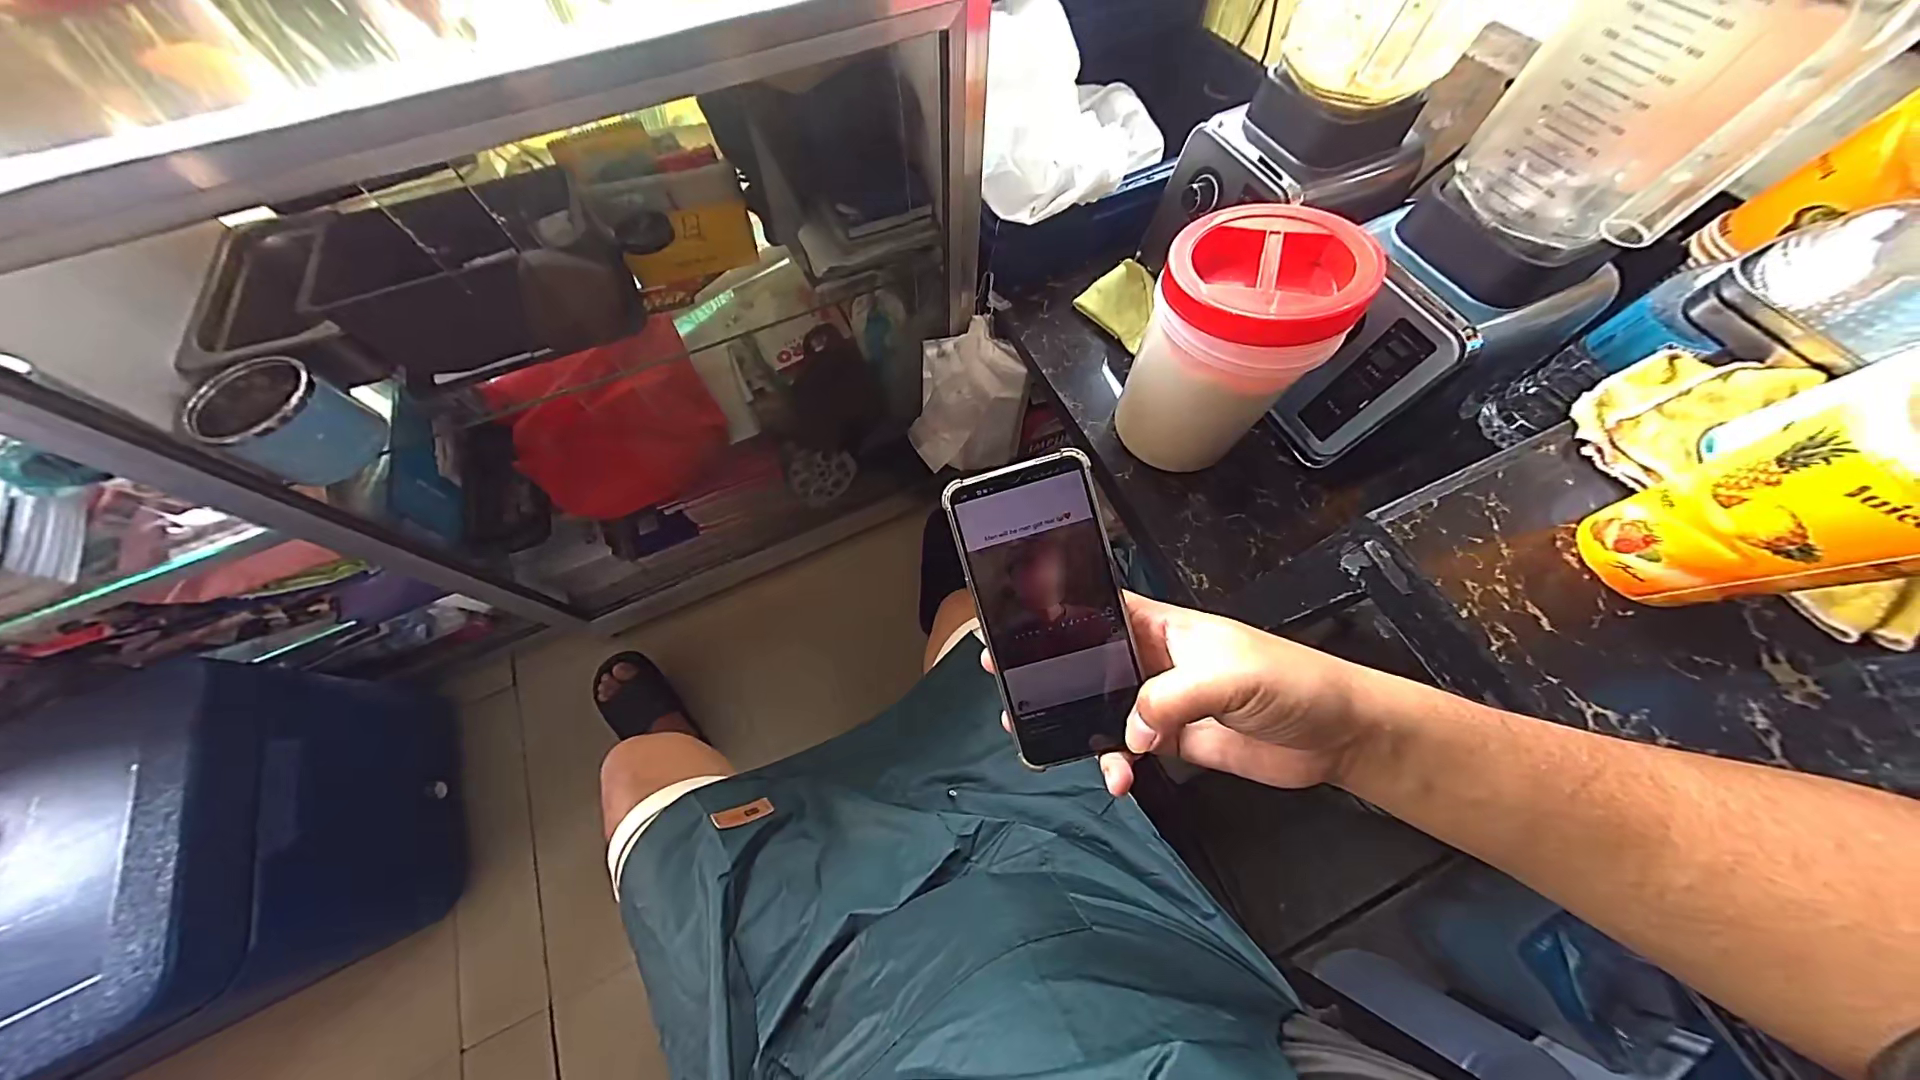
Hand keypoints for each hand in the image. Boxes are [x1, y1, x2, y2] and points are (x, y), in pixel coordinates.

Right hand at [984, 592, 1371, 796]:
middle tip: (1012, 687)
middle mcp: (1153, 659)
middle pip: (1089, 662)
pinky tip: (1118, 777)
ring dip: (1078, 727)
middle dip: (1051, 675)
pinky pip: (1127, 748)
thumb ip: (1172, 696)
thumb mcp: (1230, 676)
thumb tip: (1130, 729)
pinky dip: (1115, 763)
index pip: (1100, 609)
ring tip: (1053, 742)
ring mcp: (1160, 700)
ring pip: (1102, 709)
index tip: (1018, 625)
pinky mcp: (1172, 738)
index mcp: (1162, 626)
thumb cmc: (1294, 681)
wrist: (1337, 736)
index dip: (1058, 613)